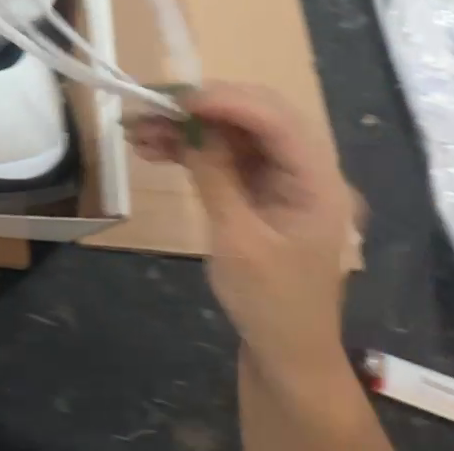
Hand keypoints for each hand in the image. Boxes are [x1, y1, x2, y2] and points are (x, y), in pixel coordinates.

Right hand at [128, 82, 357, 378]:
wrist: (285, 351)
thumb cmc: (270, 302)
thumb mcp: (238, 241)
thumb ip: (216, 176)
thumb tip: (190, 126)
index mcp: (316, 182)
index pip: (276, 121)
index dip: (227, 102)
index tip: (177, 101)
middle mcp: (302, 169)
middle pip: (255, 114)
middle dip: (201, 106)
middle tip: (152, 105)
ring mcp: (279, 176)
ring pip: (232, 130)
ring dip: (186, 125)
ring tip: (137, 130)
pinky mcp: (256, 186)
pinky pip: (221, 152)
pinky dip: (188, 146)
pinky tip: (151, 148)